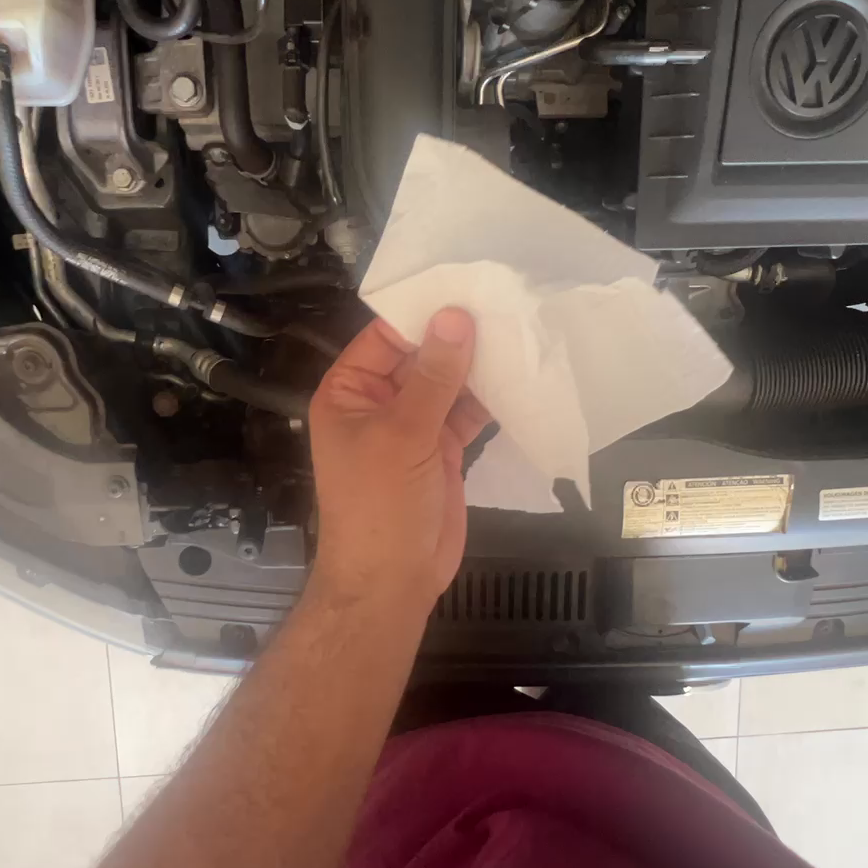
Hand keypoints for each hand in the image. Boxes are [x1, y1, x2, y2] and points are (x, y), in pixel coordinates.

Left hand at [308, 309, 491, 618]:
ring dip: (477, 365)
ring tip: (517, 332)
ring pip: (447, 383)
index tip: (464, 287)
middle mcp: (379, 403)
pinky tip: (517, 376)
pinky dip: (489, 397)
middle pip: (420, 356)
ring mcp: (413, 426)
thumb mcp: (403, 435)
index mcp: (350, 392)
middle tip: (503, 303)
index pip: (385, 337)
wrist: (393, 580)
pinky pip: (466, 411)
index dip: (422, 314)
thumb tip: (454, 319)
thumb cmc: (378, 506)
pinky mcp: (442, 448)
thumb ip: (434, 377)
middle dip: (457, 337)